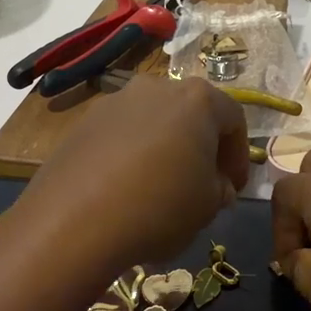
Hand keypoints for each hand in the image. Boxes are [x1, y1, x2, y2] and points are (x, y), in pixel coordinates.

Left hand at [24, 75, 249, 267]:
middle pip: (192, 113)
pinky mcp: (84, 123)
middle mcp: (159, 87)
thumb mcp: (207, 207)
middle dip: (201, 146)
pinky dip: (130, 155)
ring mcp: (117, 101)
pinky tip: (124, 190)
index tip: (233, 187)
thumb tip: (217, 186)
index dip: (239, 155)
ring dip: (163, 147)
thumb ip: (220, 189)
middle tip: (201, 183)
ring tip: (158, 187)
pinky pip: (121, 135)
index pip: (234, 119)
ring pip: (154, 121)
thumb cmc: (158, 206)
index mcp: (199, 99)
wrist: (71, 223)